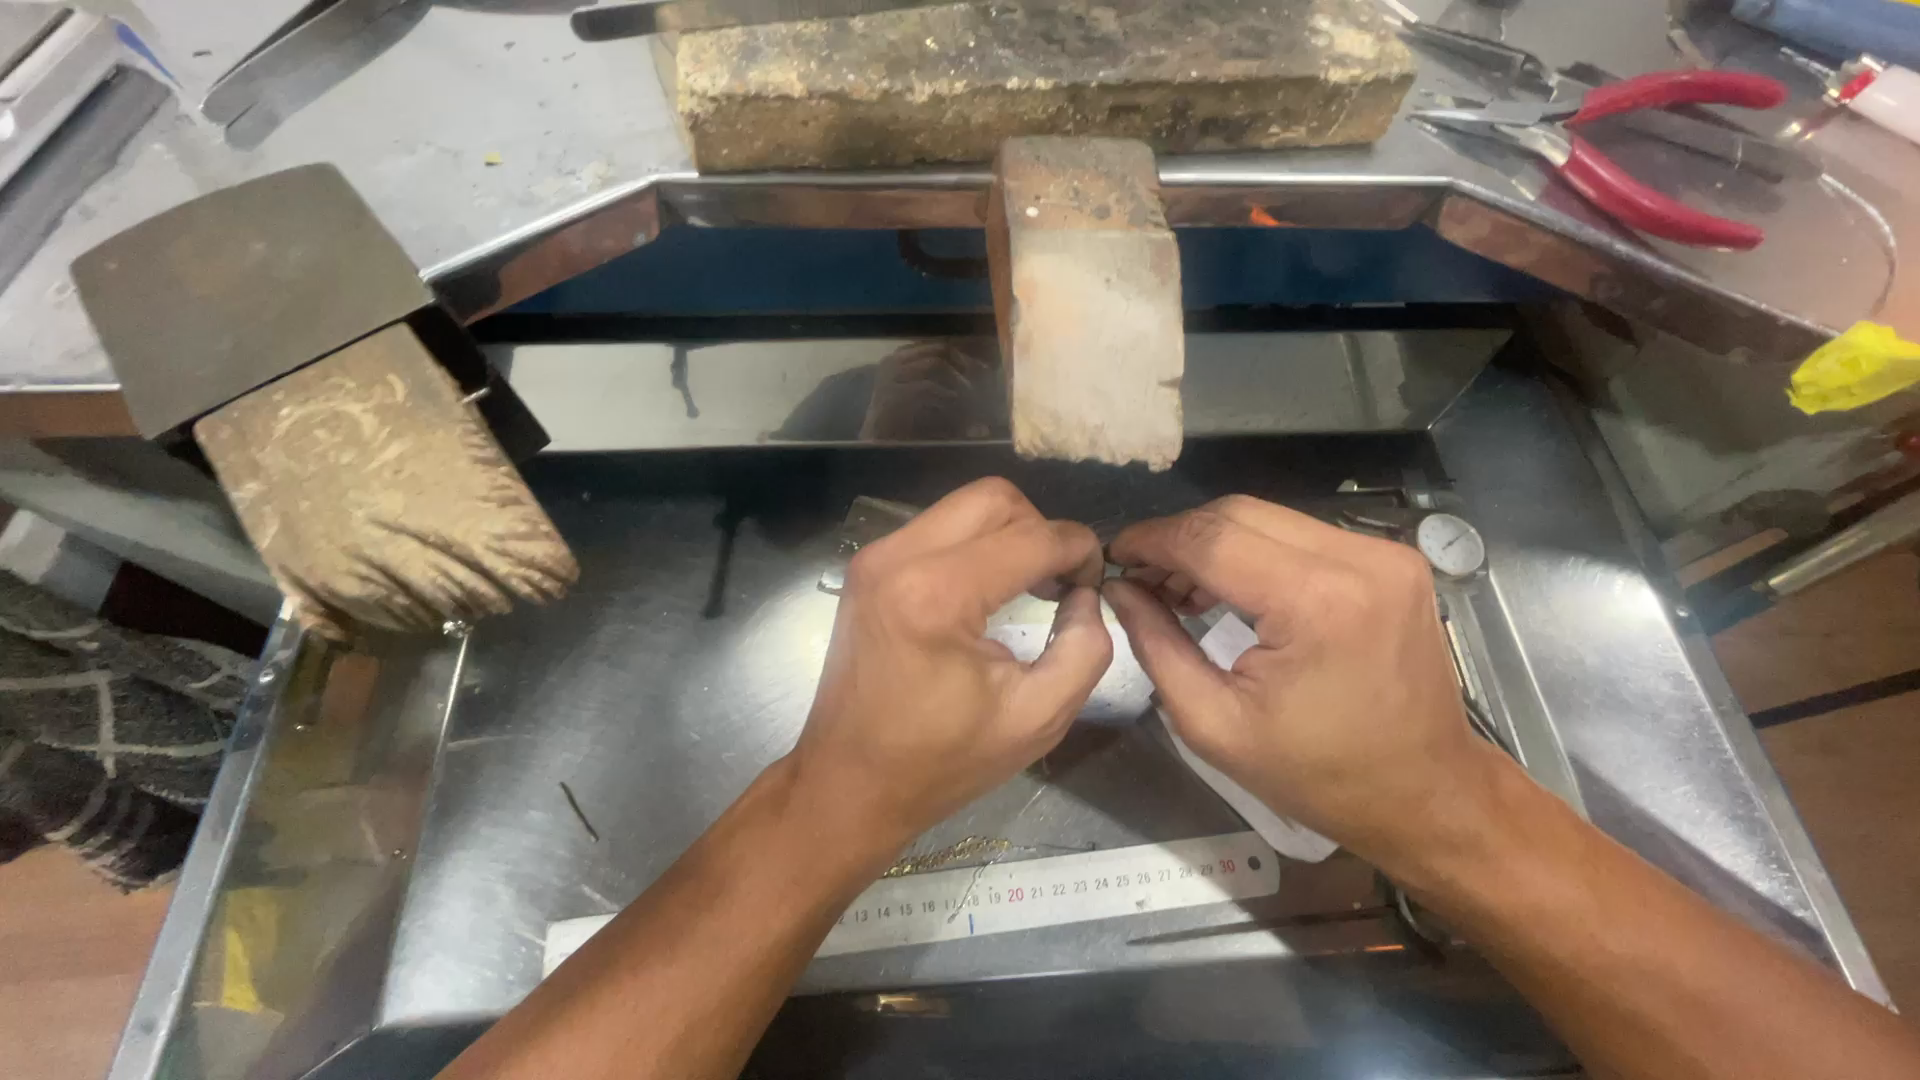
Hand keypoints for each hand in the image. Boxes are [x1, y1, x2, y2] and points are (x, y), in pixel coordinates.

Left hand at [789, 478, 1112, 843]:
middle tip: (1060, 580)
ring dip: (1008, 534)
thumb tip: (1085, 594)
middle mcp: (899, 558)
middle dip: (1042, 529)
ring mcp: (875, 558)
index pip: (1032, 537)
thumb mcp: (1037, 718)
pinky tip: (989, 589)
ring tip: (1030, 584)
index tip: (1093, 583)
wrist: (850, 782)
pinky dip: (975, 545)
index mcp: (937, 595)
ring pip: (964, 506)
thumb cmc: (942, 762)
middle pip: (995, 498)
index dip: (1078, 551)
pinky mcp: (867, 568)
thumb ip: (1085, 648)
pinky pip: (937, 528)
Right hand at [1102, 496, 1495, 867]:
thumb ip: (1156, 644)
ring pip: (1267, 517)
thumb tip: (1118, 588)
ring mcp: (1384, 554)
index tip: (1112, 557)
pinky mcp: (1392, 559)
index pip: (1210, 539)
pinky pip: (1299, 534)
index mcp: (1317, 603)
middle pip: (1237, 514)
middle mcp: (1358, 560)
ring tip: (1178, 588)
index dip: (1151, 541)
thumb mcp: (1212, 722)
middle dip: (1177, 538)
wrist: (1425, 794)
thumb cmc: (1316, 775)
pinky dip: (1252, 551)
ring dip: (1212, 542)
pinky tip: (1227, 586)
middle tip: (1142, 577)